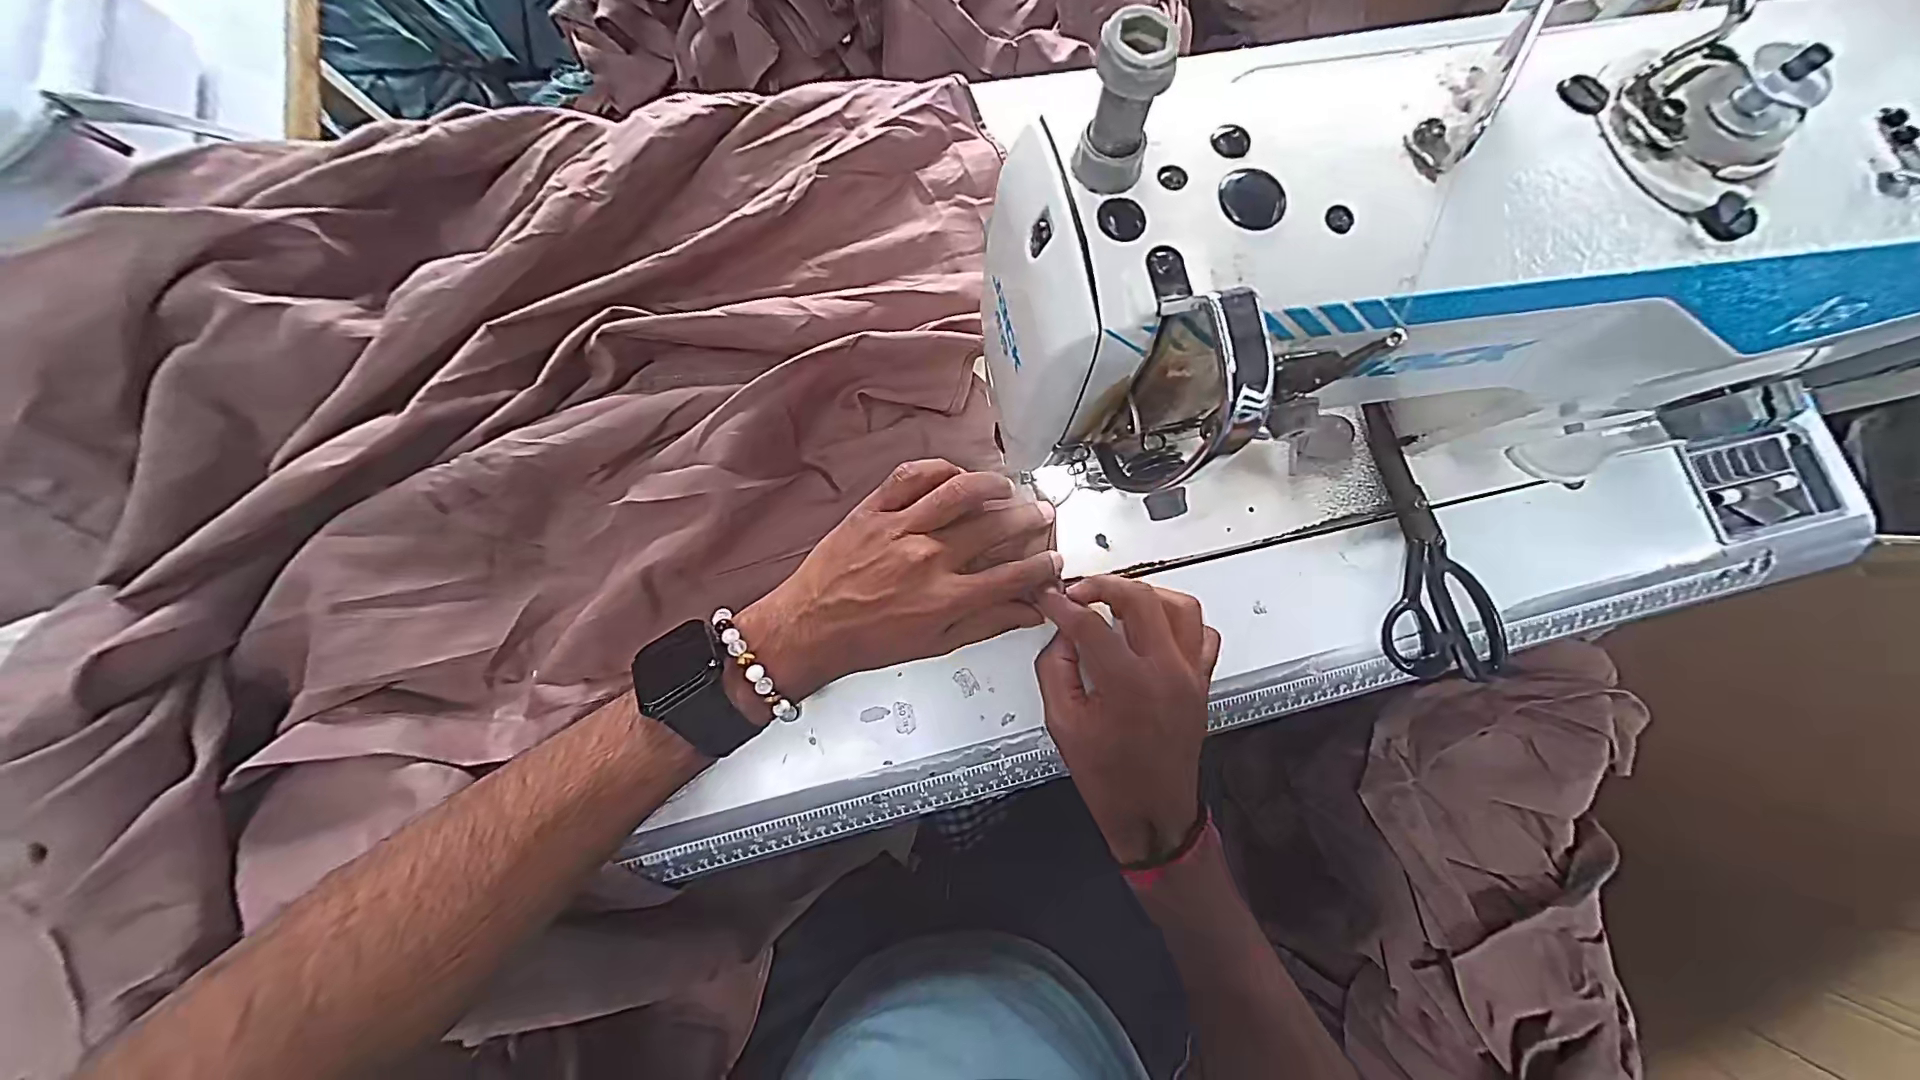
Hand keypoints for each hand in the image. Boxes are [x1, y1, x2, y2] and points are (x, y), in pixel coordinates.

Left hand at [735, 460, 1060, 703]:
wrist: (809, 628)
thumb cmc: (866, 640)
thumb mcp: (935, 644)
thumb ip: (986, 623)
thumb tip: (1025, 613)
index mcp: (944, 598)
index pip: (1012, 575)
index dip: (1041, 566)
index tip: (1053, 559)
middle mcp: (927, 558)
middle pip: (994, 527)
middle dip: (1029, 519)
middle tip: (1042, 514)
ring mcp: (899, 529)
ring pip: (959, 493)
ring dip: (992, 486)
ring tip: (1007, 488)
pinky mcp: (874, 511)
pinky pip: (912, 477)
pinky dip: (938, 469)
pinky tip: (954, 474)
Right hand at [1035, 577, 1220, 864]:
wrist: (1152, 812)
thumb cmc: (1111, 779)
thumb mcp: (1062, 723)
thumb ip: (1054, 669)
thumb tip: (1062, 635)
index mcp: (1126, 684)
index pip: (1089, 622)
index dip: (1062, 604)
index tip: (1051, 598)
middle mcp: (1165, 672)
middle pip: (1139, 598)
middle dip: (1103, 584)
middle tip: (1081, 591)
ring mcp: (1190, 675)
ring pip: (1180, 605)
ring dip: (1145, 593)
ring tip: (1119, 598)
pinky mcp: (1202, 682)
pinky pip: (1203, 633)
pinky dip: (1180, 619)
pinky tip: (1157, 624)